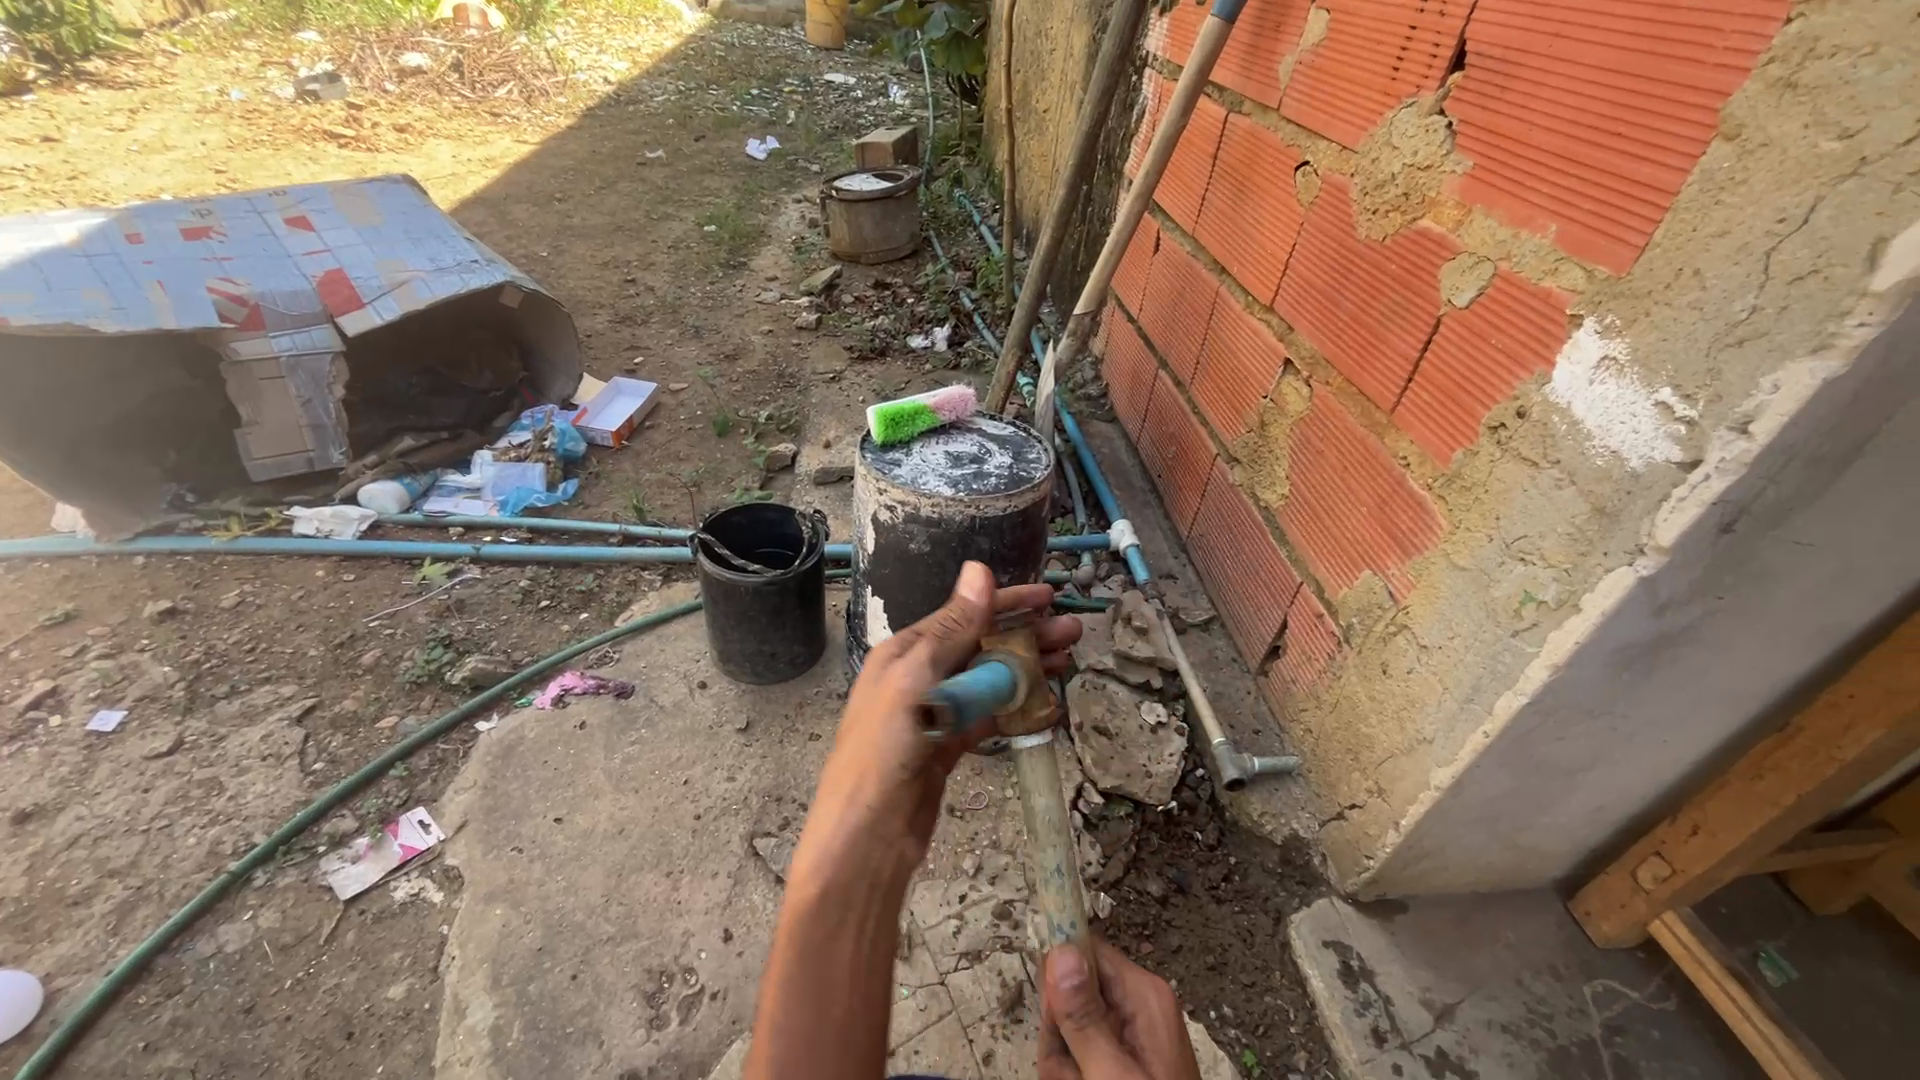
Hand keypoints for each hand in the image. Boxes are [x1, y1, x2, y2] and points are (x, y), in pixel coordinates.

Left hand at [791, 561, 1081, 884]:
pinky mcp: (948, 747)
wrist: (867, 834)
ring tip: (1068, 661)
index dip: (1007, 602)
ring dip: (1027, 667)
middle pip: (982, 644)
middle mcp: (920, 676)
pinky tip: (1046, 702)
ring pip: (990, 679)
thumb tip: (979, 570)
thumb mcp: (916, 679)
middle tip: (1073, 631)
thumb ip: (952, 628)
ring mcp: (936, 713)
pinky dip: (1016, 706)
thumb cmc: (884, 748)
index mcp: (906, 652)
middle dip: (1027, 634)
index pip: (964, 615)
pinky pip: (988, 716)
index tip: (1049, 596)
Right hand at [1040, 940, 1200, 1079]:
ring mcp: (1130, 1030)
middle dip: (1060, 1036)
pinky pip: (1079, 1050)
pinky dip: (1073, 1075)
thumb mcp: (1111, 1074)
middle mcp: (1138, 1002)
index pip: (1084, 950)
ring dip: (1064, 1063)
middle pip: (1071, 993)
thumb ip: (1083, 1016)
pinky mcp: (1123, 1053)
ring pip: (1068, 1027)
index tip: (1052, 1016)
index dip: (1058, 978)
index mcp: (1143, 993)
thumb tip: (1060, 950)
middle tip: (1072, 1075)